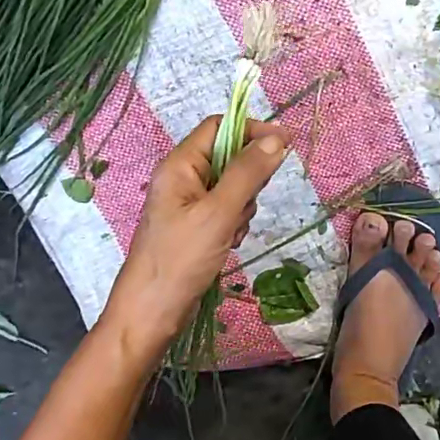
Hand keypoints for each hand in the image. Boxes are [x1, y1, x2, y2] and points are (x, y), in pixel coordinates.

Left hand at [98, 115, 289, 358]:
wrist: (153, 312)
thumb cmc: (180, 258)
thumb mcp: (219, 212)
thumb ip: (248, 172)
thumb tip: (278, 138)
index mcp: (179, 165)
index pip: (219, 127)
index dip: (252, 130)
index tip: (286, 144)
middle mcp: (184, 178)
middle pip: (231, 156)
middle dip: (249, 177)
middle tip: (246, 202)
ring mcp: (191, 203)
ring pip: (235, 185)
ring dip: (243, 205)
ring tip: (231, 230)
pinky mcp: (199, 225)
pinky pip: (229, 209)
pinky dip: (236, 222)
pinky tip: (228, 242)